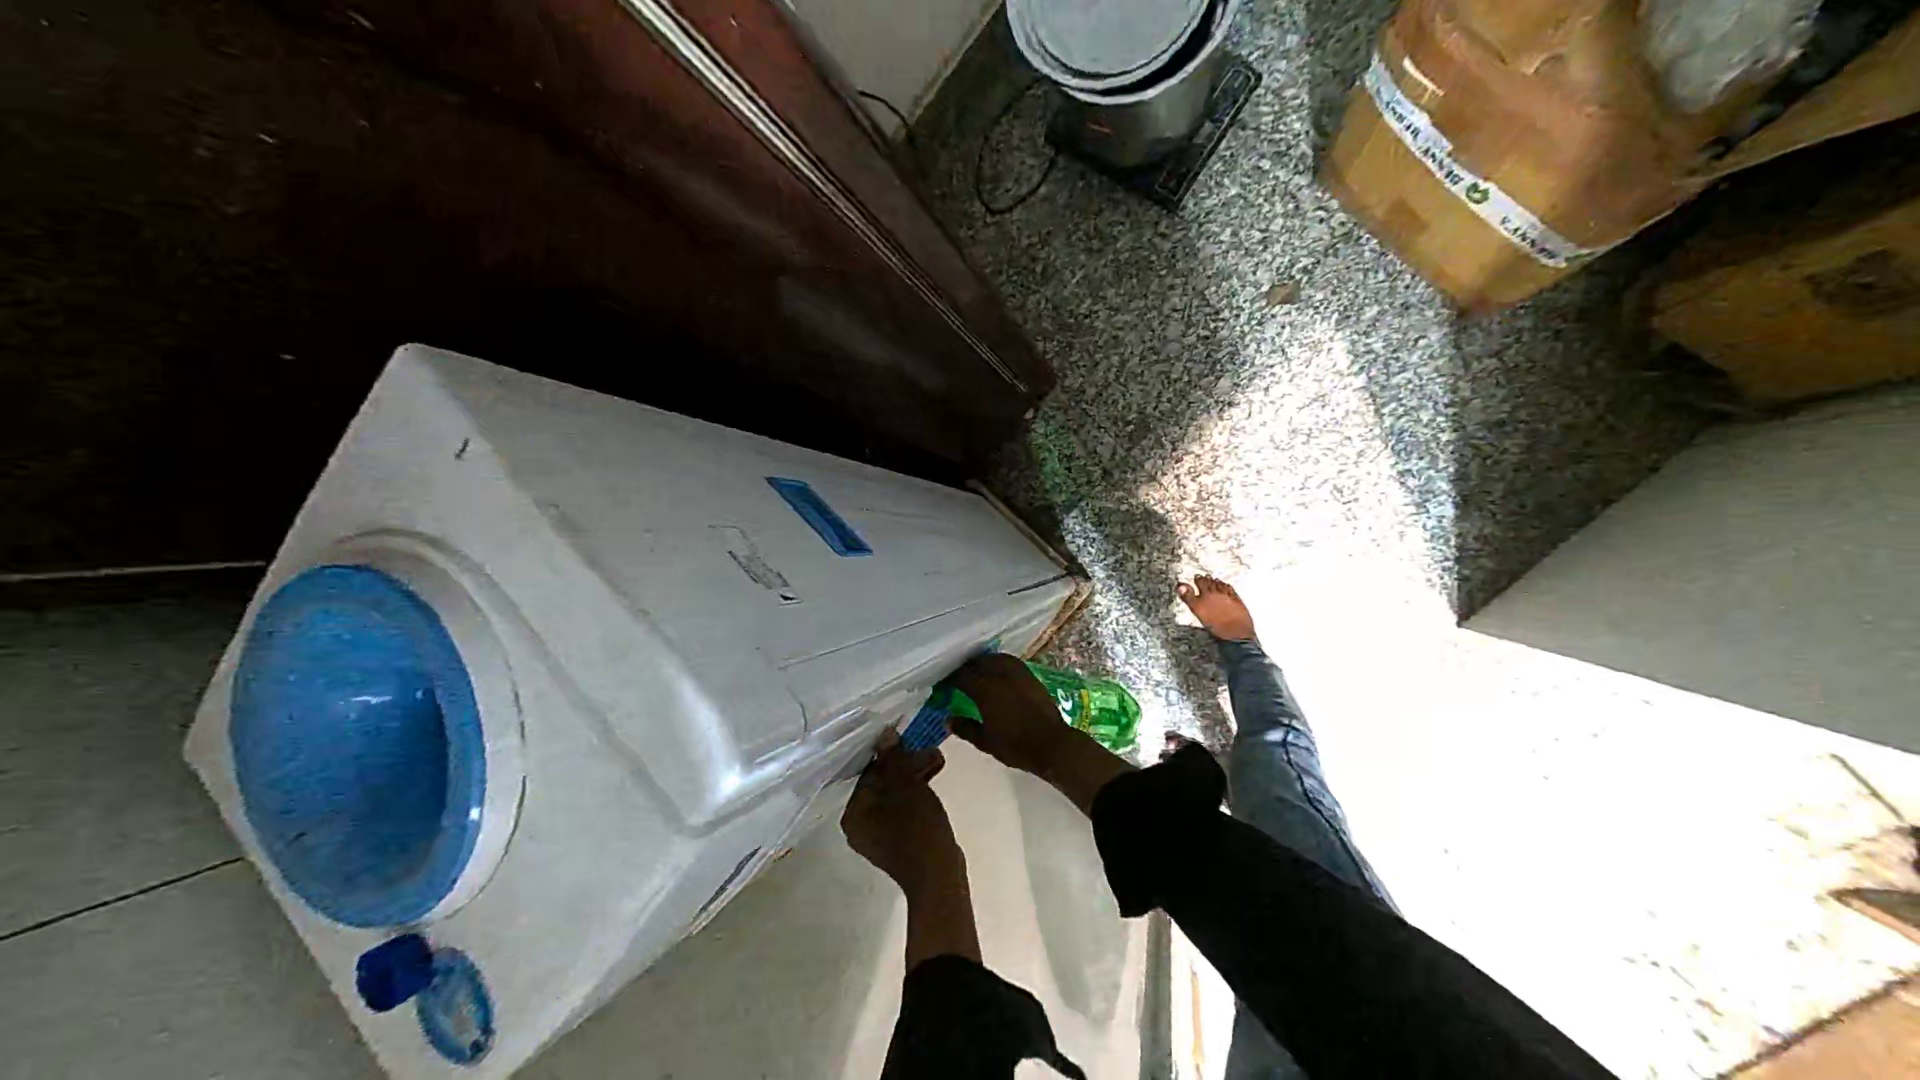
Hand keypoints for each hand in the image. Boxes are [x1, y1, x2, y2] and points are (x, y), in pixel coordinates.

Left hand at [841, 730, 963, 891]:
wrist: (939, 875)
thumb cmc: (915, 827)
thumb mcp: (904, 785)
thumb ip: (892, 758)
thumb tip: (885, 734)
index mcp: (854, 814)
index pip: (868, 772)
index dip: (891, 753)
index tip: (911, 741)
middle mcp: (861, 825)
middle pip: (883, 783)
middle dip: (908, 764)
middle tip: (931, 752)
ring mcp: (880, 835)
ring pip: (896, 794)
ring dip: (916, 775)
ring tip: (938, 760)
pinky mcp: (899, 840)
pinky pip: (904, 808)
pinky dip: (918, 793)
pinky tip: (934, 776)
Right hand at [944, 653, 1076, 776]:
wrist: (1052, 744)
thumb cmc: (1016, 746)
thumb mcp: (985, 742)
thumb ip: (966, 728)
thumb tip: (949, 720)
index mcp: (984, 690)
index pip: (961, 676)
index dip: (950, 678)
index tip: (944, 684)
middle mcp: (999, 676)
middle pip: (977, 662)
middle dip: (966, 668)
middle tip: (959, 677)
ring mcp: (1017, 673)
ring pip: (995, 658)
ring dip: (983, 662)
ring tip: (978, 671)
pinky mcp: (1030, 676)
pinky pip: (1010, 662)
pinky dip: (999, 663)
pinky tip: (999, 673)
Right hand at [1177, 575, 1256, 641]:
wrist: (1236, 633)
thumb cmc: (1216, 628)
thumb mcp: (1198, 613)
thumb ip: (1189, 598)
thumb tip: (1180, 586)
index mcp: (1202, 599)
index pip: (1197, 586)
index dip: (1195, 581)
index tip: (1194, 578)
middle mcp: (1213, 594)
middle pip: (1208, 583)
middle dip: (1203, 579)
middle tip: (1201, 577)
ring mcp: (1225, 595)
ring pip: (1218, 584)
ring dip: (1214, 581)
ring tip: (1212, 579)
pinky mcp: (1236, 598)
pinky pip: (1229, 588)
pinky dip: (1225, 585)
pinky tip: (1225, 585)